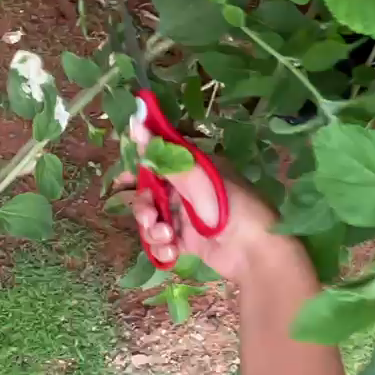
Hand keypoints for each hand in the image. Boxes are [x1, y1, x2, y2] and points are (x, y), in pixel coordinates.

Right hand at [124, 121, 310, 288]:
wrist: (252, 251)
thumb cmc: (228, 207)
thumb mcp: (195, 178)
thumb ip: (163, 155)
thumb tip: (136, 122)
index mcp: (194, 170)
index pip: (158, 163)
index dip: (138, 172)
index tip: (121, 181)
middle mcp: (188, 191)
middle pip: (149, 195)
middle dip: (145, 209)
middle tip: (151, 219)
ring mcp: (186, 217)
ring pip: (152, 220)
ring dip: (154, 231)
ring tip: (169, 239)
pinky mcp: (186, 241)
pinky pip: (162, 240)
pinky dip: (163, 247)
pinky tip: (173, 252)